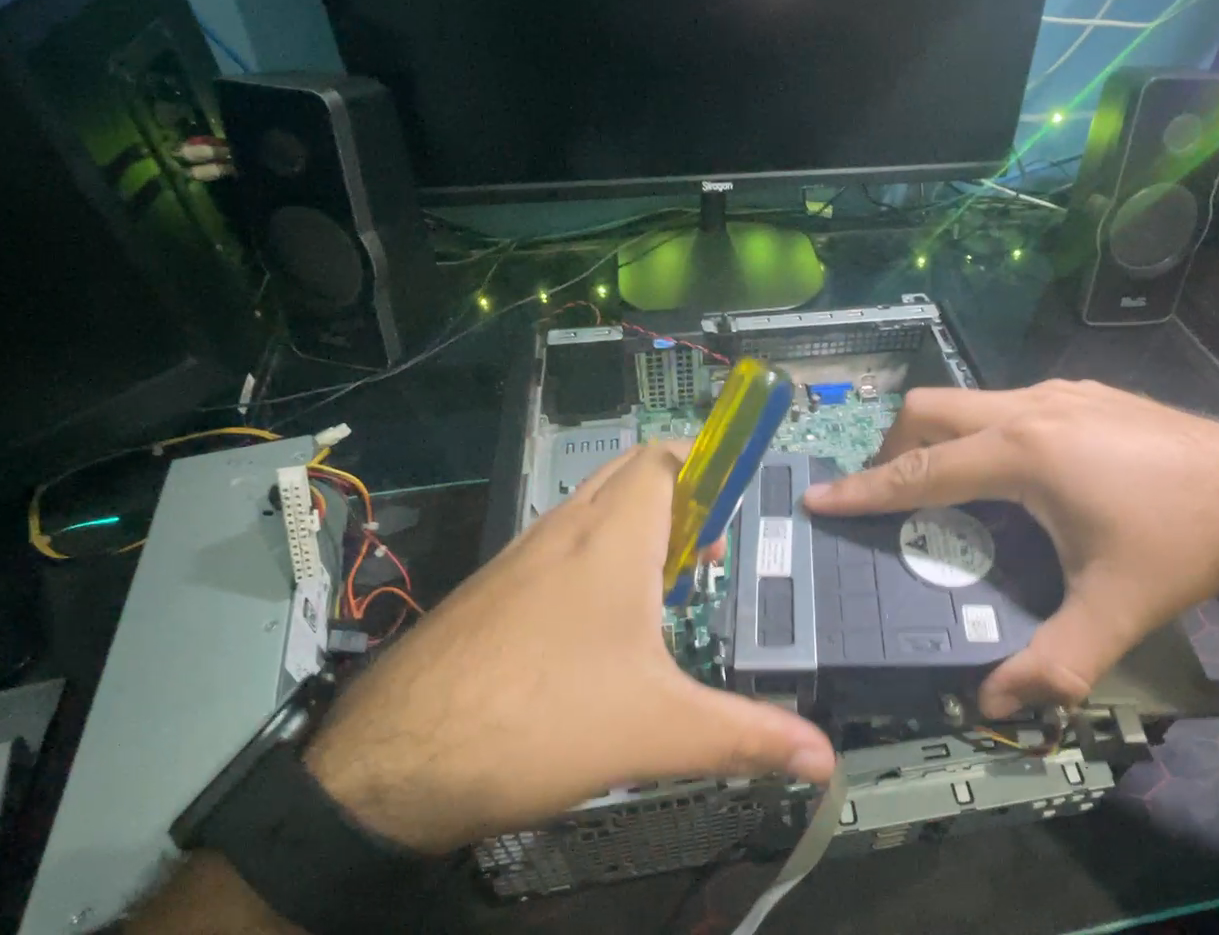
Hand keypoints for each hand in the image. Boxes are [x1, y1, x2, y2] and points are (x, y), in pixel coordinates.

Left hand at [302, 443, 835, 853]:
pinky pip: (555, 551)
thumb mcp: (659, 732)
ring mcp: (518, 559)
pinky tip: (595, 636)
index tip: (736, 507)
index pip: (663, 457)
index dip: (707, 462)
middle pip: (628, 475)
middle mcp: (563, 530)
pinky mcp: (489, 593)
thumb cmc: (541, 721)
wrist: (391, 762)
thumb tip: (826, 759)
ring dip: (633, 532)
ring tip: (661, 598)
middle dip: (678, 497)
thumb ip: (749, 738)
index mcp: (612, 538)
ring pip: (589, 514)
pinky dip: (590, 564)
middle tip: (706, 554)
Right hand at [803, 381, 1218, 717]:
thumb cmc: (1183, 545)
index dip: (863, 490)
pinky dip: (980, 430)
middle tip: (886, 496)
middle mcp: (1029, 409)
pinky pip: (1007, 402)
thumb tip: (991, 704)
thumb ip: (1051, 661)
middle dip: (892, 448)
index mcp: (1023, 455)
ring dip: (938, 436)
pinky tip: (1014, 472)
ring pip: (967, 400)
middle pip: (928, 411)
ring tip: (943, 487)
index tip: (816, 497)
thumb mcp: (1115, 610)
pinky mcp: (1084, 391)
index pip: (919, 472)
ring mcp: (1059, 392)